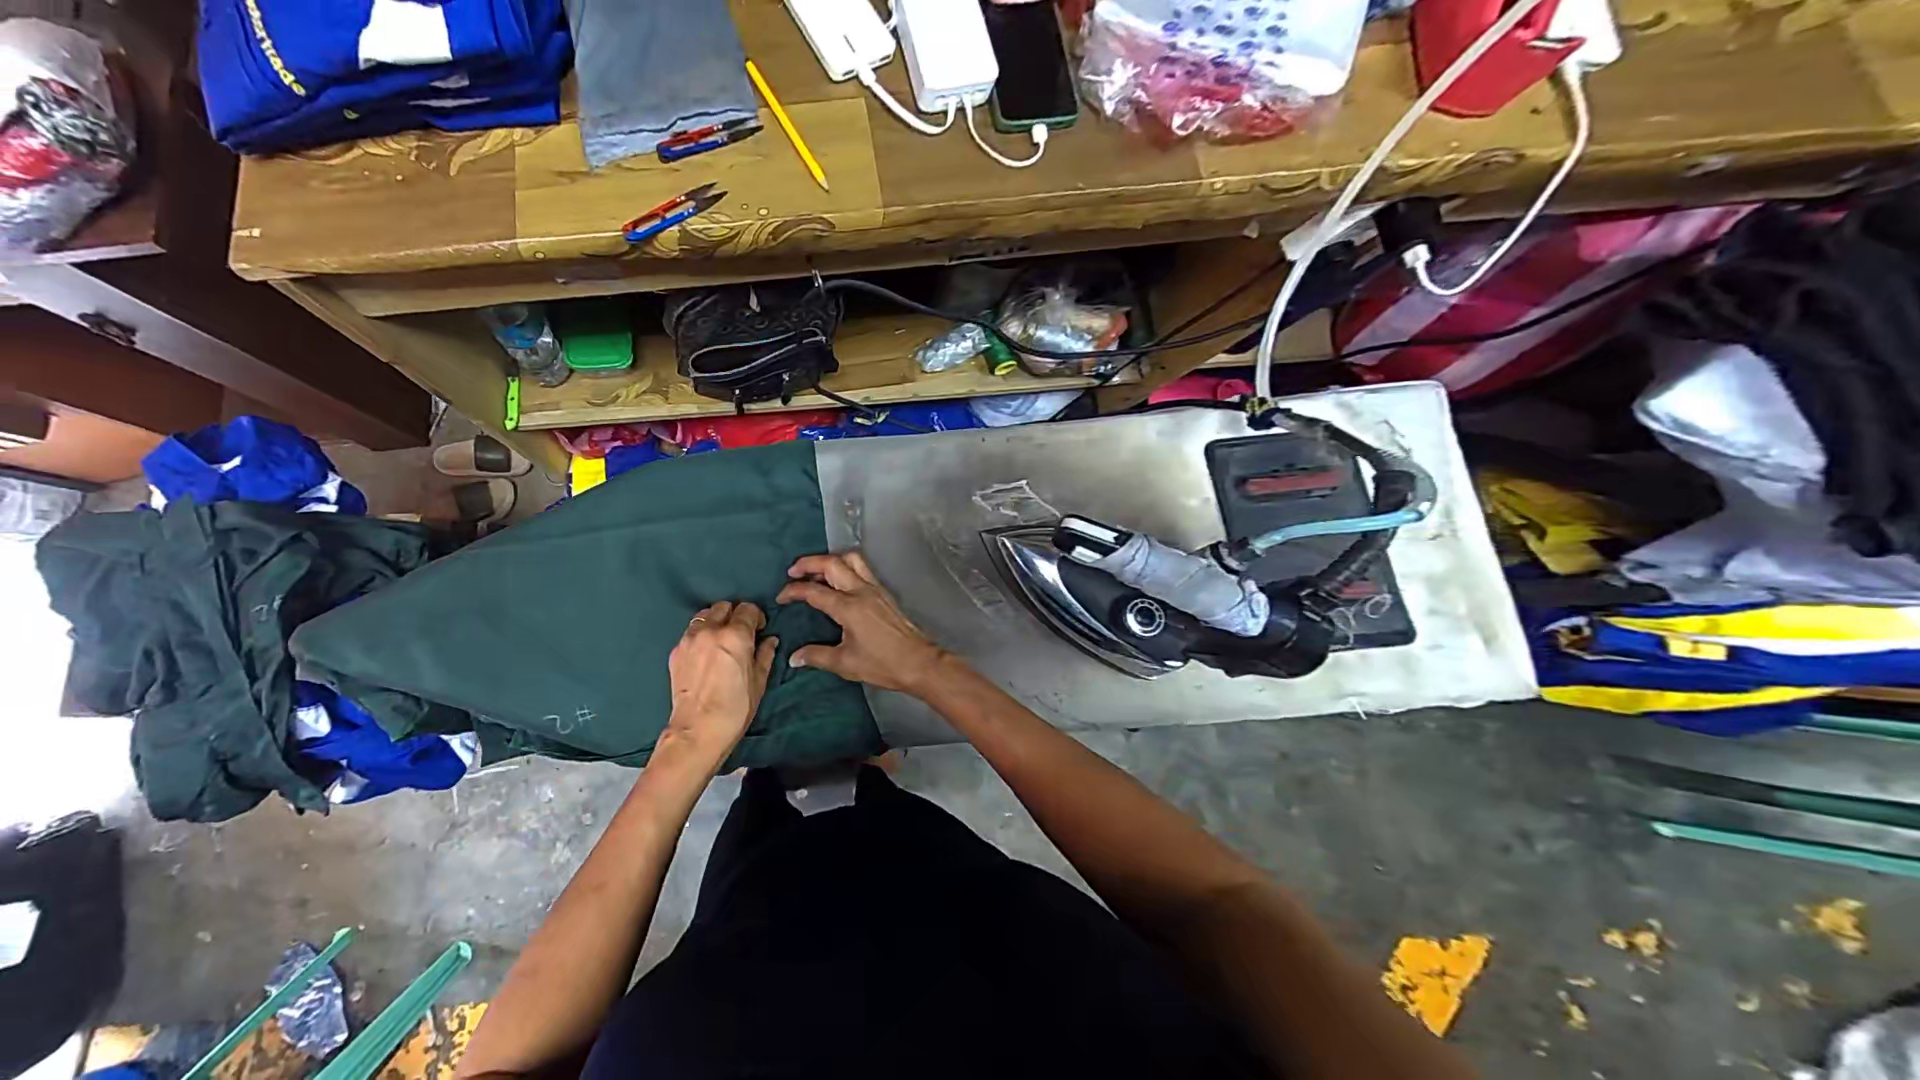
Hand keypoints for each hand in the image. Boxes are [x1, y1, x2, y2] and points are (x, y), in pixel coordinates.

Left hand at [664, 601, 777, 761]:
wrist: (698, 730)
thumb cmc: (735, 708)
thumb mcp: (759, 681)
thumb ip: (765, 655)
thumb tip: (769, 641)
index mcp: (736, 635)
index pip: (748, 609)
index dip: (756, 617)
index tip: (759, 630)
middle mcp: (710, 631)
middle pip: (723, 606)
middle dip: (734, 615)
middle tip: (740, 633)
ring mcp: (689, 640)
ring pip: (704, 616)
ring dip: (715, 621)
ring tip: (720, 640)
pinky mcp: (675, 652)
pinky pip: (690, 633)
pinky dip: (700, 635)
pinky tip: (705, 653)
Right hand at [776, 551, 953, 696]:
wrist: (919, 663)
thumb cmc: (883, 664)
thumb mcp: (845, 663)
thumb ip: (817, 656)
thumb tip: (795, 657)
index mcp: (848, 607)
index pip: (814, 591)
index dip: (793, 591)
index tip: (782, 597)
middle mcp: (862, 591)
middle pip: (832, 563)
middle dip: (809, 563)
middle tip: (793, 572)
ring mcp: (876, 589)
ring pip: (851, 560)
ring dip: (830, 560)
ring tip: (816, 572)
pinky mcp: (885, 593)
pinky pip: (863, 569)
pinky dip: (846, 567)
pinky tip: (840, 581)